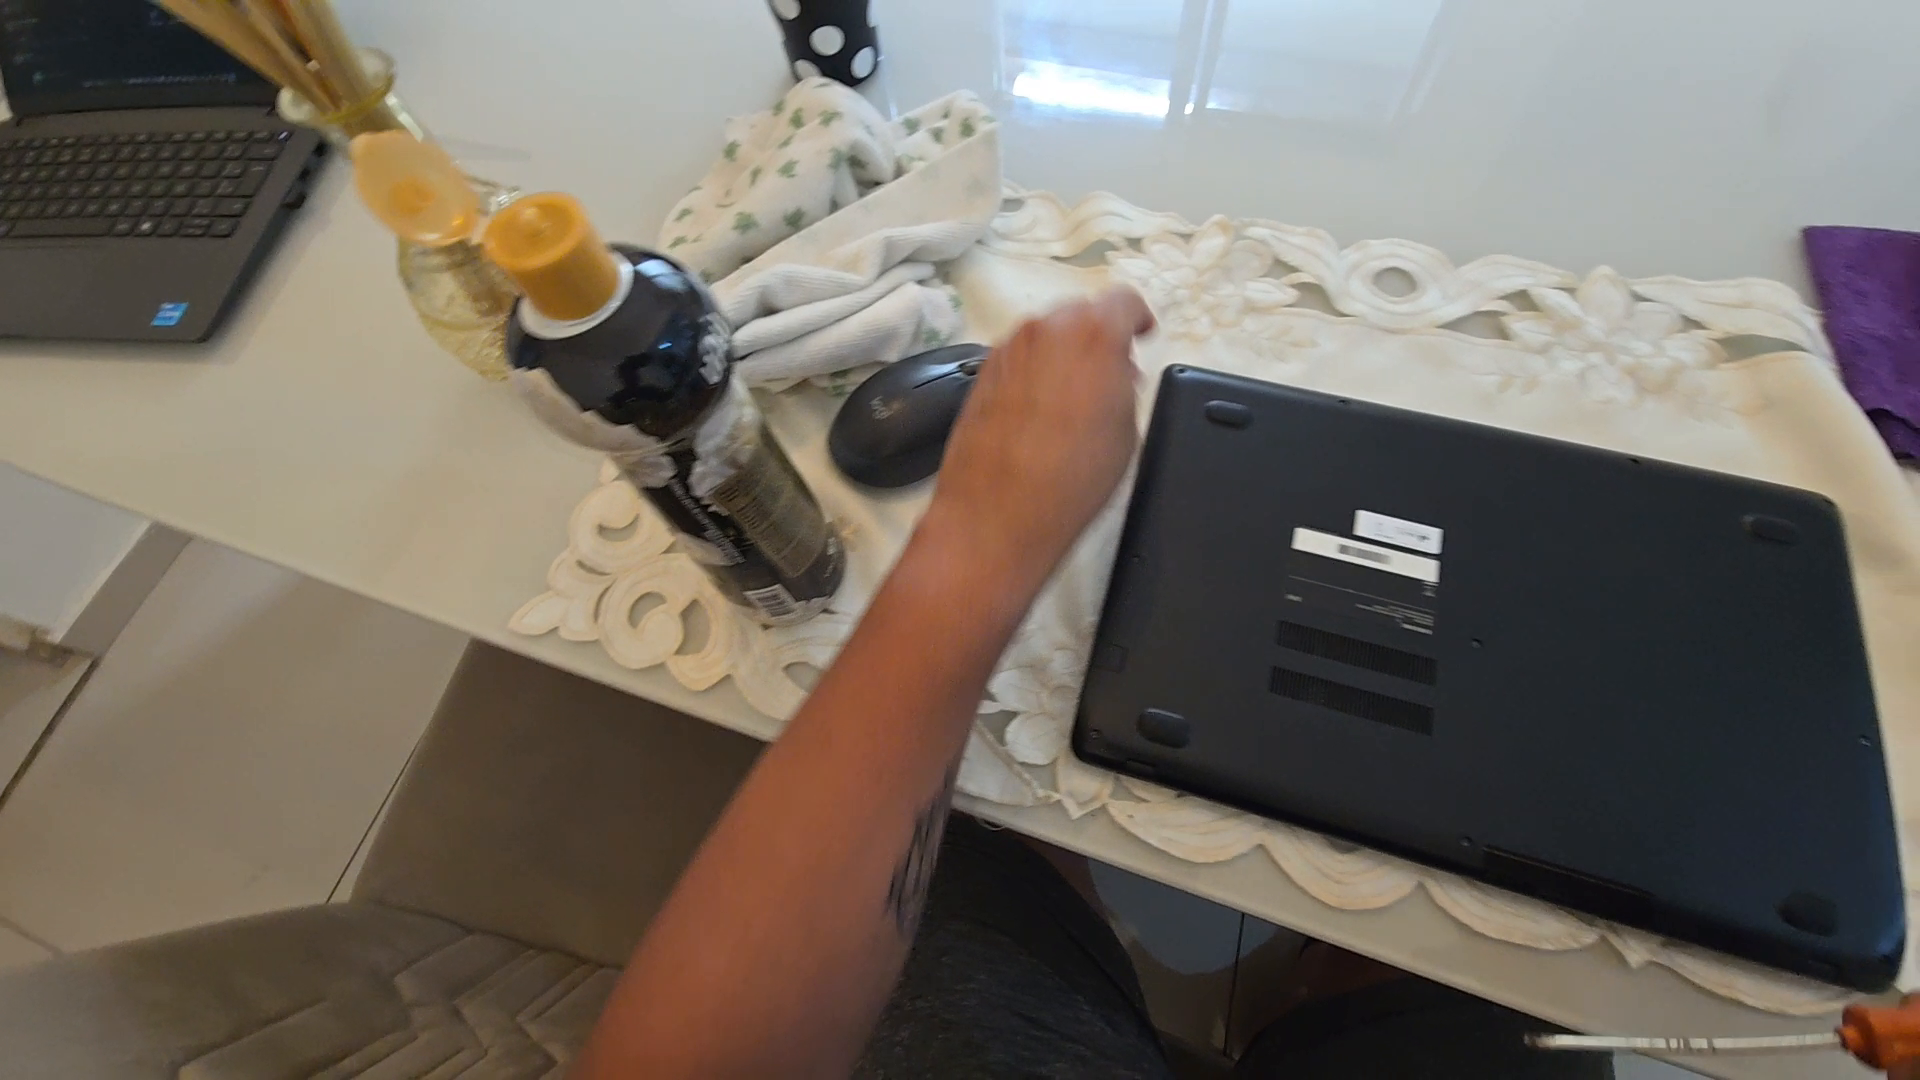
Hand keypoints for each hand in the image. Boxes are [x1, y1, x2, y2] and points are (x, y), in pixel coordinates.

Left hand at [924, 287, 1156, 594]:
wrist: (997, 513)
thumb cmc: (1073, 478)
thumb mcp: (1124, 430)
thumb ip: (1123, 385)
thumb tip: (1113, 374)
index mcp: (1092, 333)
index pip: (1123, 301)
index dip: (1137, 320)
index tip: (1141, 339)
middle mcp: (1044, 329)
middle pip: (1079, 314)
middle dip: (1098, 338)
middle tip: (1109, 376)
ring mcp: (1006, 349)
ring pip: (1044, 336)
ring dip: (1062, 355)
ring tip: (1072, 399)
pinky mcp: (980, 375)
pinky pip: (1018, 360)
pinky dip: (1034, 372)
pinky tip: (1038, 411)